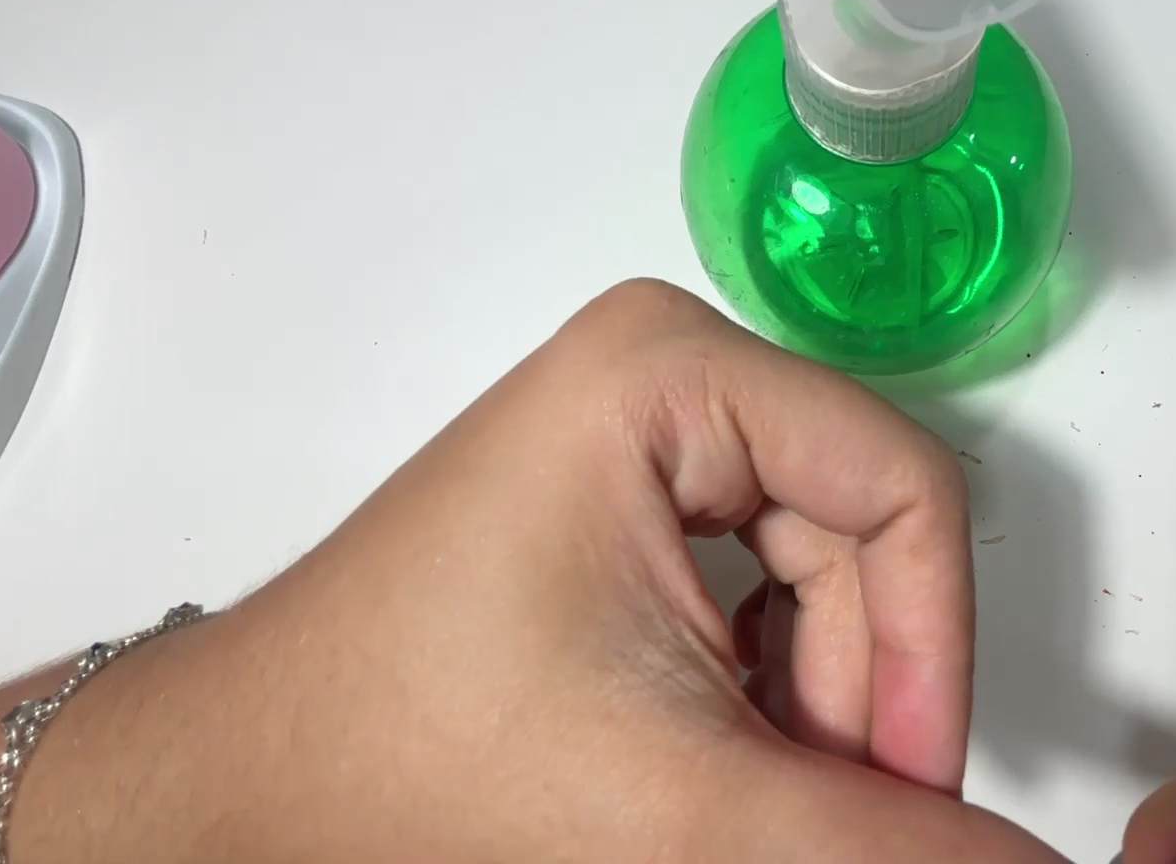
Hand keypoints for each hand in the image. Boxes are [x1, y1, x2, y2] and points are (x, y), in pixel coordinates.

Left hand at [0, 280, 1063, 862]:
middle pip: (868, 515)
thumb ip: (878, 845)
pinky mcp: (659, 461)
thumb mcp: (673, 811)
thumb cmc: (407, 769)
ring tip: (754, 777)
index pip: (902, 479)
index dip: (936, 638)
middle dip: (867, 677)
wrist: (238, 793)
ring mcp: (670, 407)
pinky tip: (725, 725)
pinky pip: (782, 554)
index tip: (915, 780)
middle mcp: (682, 360)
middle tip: (818, 799)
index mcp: (678, 371)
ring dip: (826, 680)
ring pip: (834, 545)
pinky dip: (785, 659)